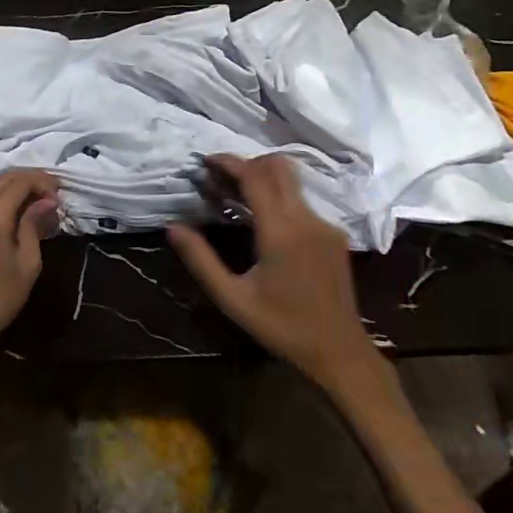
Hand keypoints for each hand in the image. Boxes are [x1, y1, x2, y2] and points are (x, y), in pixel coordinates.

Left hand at [0, 169, 59, 352]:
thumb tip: (48, 200)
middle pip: (6, 178)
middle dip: (32, 179)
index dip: (42, 181)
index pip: (19, 182)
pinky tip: (26, 211)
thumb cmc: (2, 296)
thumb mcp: (28, 262)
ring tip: (44, 201)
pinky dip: (10, 197)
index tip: (61, 194)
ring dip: (21, 186)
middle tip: (54, 192)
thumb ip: (34, 224)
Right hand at [167, 155, 378, 392]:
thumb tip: (174, 227)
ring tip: (238, 197)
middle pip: (279, 167)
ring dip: (265, 178)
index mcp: (281, 231)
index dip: (229, 162)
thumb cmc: (282, 327)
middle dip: (248, 163)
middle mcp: (307, 219)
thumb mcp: (233, 299)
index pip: (254, 177)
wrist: (339, 351)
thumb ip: (201, 260)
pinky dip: (280, 198)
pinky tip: (265, 222)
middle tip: (222, 177)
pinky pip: (304, 202)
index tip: (207, 161)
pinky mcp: (335, 234)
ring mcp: (326, 224)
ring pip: (293, 182)